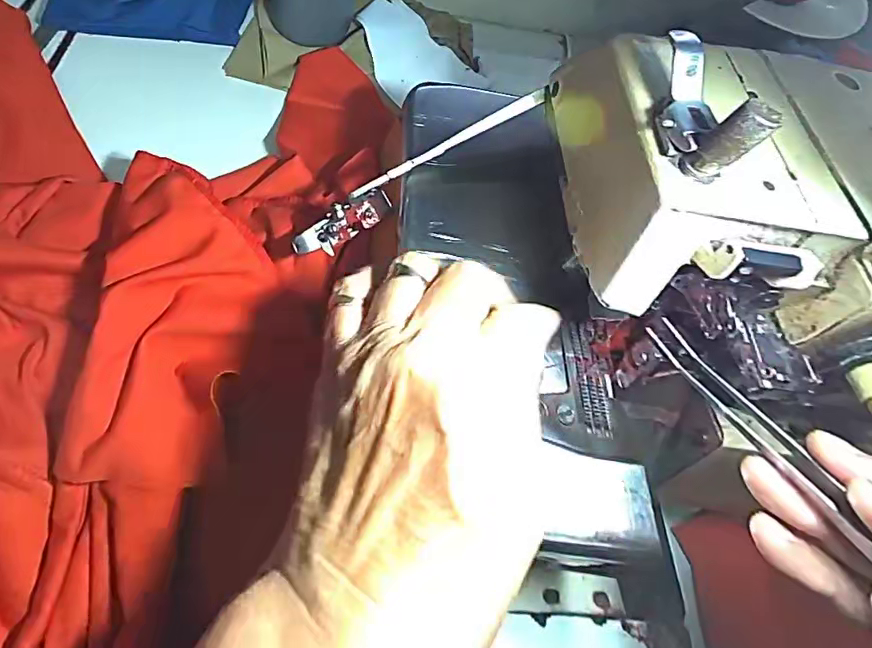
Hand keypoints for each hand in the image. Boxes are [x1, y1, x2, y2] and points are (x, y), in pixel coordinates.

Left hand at [203, 254, 559, 647]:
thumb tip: (524, 366)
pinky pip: (345, 294)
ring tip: (446, 294)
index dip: (537, 323)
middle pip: (465, 276)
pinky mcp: (334, 365)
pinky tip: (385, 290)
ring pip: (406, 270)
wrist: (352, 602)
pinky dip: (369, 280)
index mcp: (474, 393)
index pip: (520, 318)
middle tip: (497, 312)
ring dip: (435, 275)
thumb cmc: (438, 574)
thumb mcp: (521, 501)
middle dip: (493, 289)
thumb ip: (523, 412)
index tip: (536, 330)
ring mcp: (369, 355)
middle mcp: (419, 358)